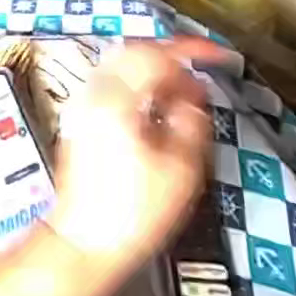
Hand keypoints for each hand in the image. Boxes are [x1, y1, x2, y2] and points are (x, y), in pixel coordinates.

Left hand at [47, 39, 224, 280]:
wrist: (84, 246)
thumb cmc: (133, 214)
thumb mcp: (180, 171)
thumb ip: (192, 123)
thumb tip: (193, 99)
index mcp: (118, 100)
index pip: (157, 54)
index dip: (191, 50)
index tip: (215, 54)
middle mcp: (95, 93)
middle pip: (137, 51)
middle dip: (171, 59)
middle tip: (196, 79)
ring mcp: (83, 104)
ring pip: (123, 64)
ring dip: (154, 71)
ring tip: (179, 96)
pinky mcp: (80, 118)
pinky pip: (113, 81)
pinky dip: (138, 84)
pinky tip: (155, 109)